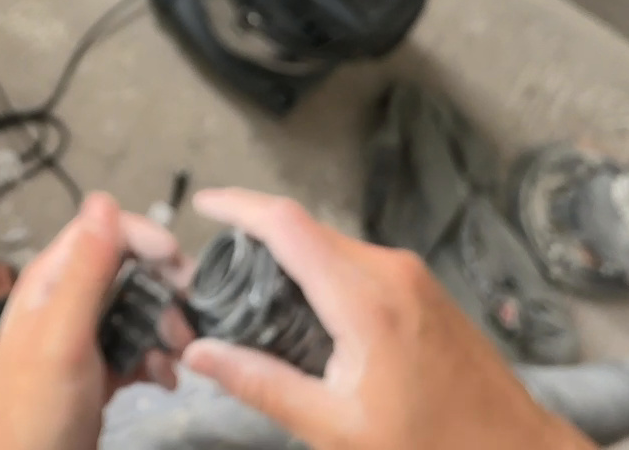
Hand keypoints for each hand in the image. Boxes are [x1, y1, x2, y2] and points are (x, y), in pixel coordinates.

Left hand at [0, 193, 191, 449]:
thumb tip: (103, 198)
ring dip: (164, 324)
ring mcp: (84, 334)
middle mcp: (67, 297)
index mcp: (52, 278)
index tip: (178, 261)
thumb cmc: (37, 407)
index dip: (142, 236)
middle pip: (126, 266)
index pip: (101, 229)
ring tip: (181, 353)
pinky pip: (137, 345)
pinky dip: (157, 357)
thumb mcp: (63, 335)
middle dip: (162, 284)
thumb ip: (87, 270)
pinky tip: (167, 379)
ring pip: (137, 307)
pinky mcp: (100, 368)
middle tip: (192, 311)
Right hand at [181, 188, 592, 449]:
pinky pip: (353, 255)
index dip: (237, 204)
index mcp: (362, 298)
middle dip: (255, 230)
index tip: (201, 203)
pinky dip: (318, 263)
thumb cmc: (430, 449)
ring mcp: (408, 271)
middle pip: (303, 225)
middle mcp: (386, 267)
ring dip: (288, 249)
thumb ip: (261, 383)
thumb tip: (198, 353)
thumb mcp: (337, 429)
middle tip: (218, 262)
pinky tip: (308, 302)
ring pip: (328, 239)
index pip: (285, 223)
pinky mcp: (420, 281)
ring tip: (256, 286)